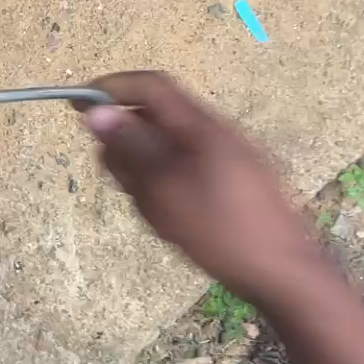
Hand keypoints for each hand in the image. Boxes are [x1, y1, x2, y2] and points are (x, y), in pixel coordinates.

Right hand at [79, 71, 325, 305]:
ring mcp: (229, 156)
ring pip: (167, 142)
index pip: (150, 86)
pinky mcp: (234, 180)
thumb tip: (97, 111)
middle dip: (125, 137)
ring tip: (145, 201)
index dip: (110, 88)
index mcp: (201, 128)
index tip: (77, 106)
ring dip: (143, 163)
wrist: (286, 276)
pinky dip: (162, 177)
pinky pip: (184, 163)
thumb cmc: (218, 230)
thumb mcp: (161, 188)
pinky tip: (166, 210)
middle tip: (115, 174)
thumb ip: (129, 146)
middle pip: (155, 115)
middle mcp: (216, 133)